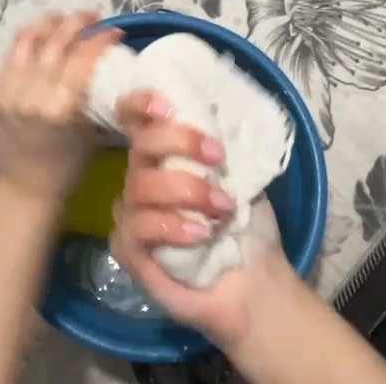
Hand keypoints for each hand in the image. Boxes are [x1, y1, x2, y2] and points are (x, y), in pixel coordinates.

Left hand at [0, 10, 119, 205]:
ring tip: (64, 18)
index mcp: (59, 107)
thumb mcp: (94, 130)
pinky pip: (11, 55)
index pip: (83, 56)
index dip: (102, 37)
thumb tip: (116, 62)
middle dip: (78, 21)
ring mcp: (6, 91)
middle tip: (93, 16)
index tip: (116, 30)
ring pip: (27, 39)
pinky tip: (41, 39)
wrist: (25, 190)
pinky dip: (29, 42)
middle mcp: (30, 94)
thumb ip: (99, 93)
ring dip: (49, 22)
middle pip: (55, 40)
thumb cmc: (69, 165)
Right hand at [107, 91, 296, 350]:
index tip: (168, 105)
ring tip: (223, 208)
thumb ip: (217, 142)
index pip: (134, 117)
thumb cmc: (245, 223)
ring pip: (140, 186)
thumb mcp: (240, 173)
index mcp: (163, 154)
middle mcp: (141, 178)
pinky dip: (170, 227)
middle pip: (140, 146)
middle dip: (180, 142)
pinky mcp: (129, 251)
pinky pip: (137, 229)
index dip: (140, 103)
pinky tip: (199, 235)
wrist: (255, 281)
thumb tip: (211, 110)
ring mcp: (132, 214)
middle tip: (218, 157)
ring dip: (187, 191)